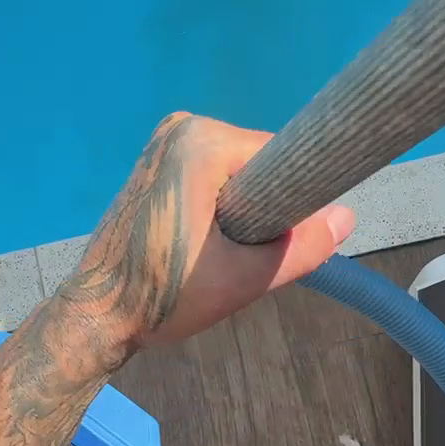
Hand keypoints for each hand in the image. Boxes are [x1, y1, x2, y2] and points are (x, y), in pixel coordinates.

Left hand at [62, 112, 354, 355]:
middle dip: (258, 213)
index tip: (272, 243)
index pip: (279, 159)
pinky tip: (191, 247)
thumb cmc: (164, 297)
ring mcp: (159, 145)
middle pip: (255, 168)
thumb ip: (301, 248)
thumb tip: (348, 218)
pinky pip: (205, 182)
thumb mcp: (243, 279)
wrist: (97, 316)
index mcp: (200, 141)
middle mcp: (179, 129)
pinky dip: (211, 212)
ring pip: (232, 178)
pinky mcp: (150, 167)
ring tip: (209, 257)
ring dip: (235, 216)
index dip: (288, 204)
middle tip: (232, 259)